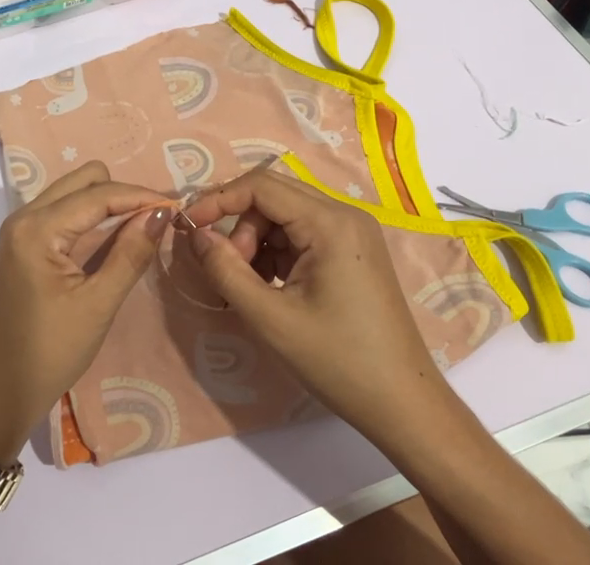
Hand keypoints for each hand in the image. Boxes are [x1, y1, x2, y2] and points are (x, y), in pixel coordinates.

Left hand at [0, 162, 170, 461]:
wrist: (4, 389)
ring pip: (73, 192)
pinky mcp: (24, 244)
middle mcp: (23, 217)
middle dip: (123, 192)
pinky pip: (63, 212)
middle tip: (158, 218)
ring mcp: (20, 229)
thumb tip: (162, 212)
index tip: (178, 204)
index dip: (140, 196)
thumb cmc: (51, 351)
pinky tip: (116, 236)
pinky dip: (91, 216)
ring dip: (108, 202)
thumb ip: (130, 253)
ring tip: (144, 225)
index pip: (97, 194)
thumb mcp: (98, 304)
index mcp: (37, 229)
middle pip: (83, 180)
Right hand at [179, 168, 452, 444]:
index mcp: (330, 223)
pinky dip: (277, 253)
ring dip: (257, 241)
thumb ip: (226, 270)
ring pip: (285, 216)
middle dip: (239, 226)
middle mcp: (345, 216)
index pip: (260, 186)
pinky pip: (302, 235)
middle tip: (228, 270)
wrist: (403, 404)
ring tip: (251, 286)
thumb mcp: (270, 318)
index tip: (186, 228)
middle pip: (273, 196)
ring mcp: (353, 234)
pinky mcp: (353, 254)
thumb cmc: (337, 361)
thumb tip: (195, 235)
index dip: (217, 200)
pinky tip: (271, 288)